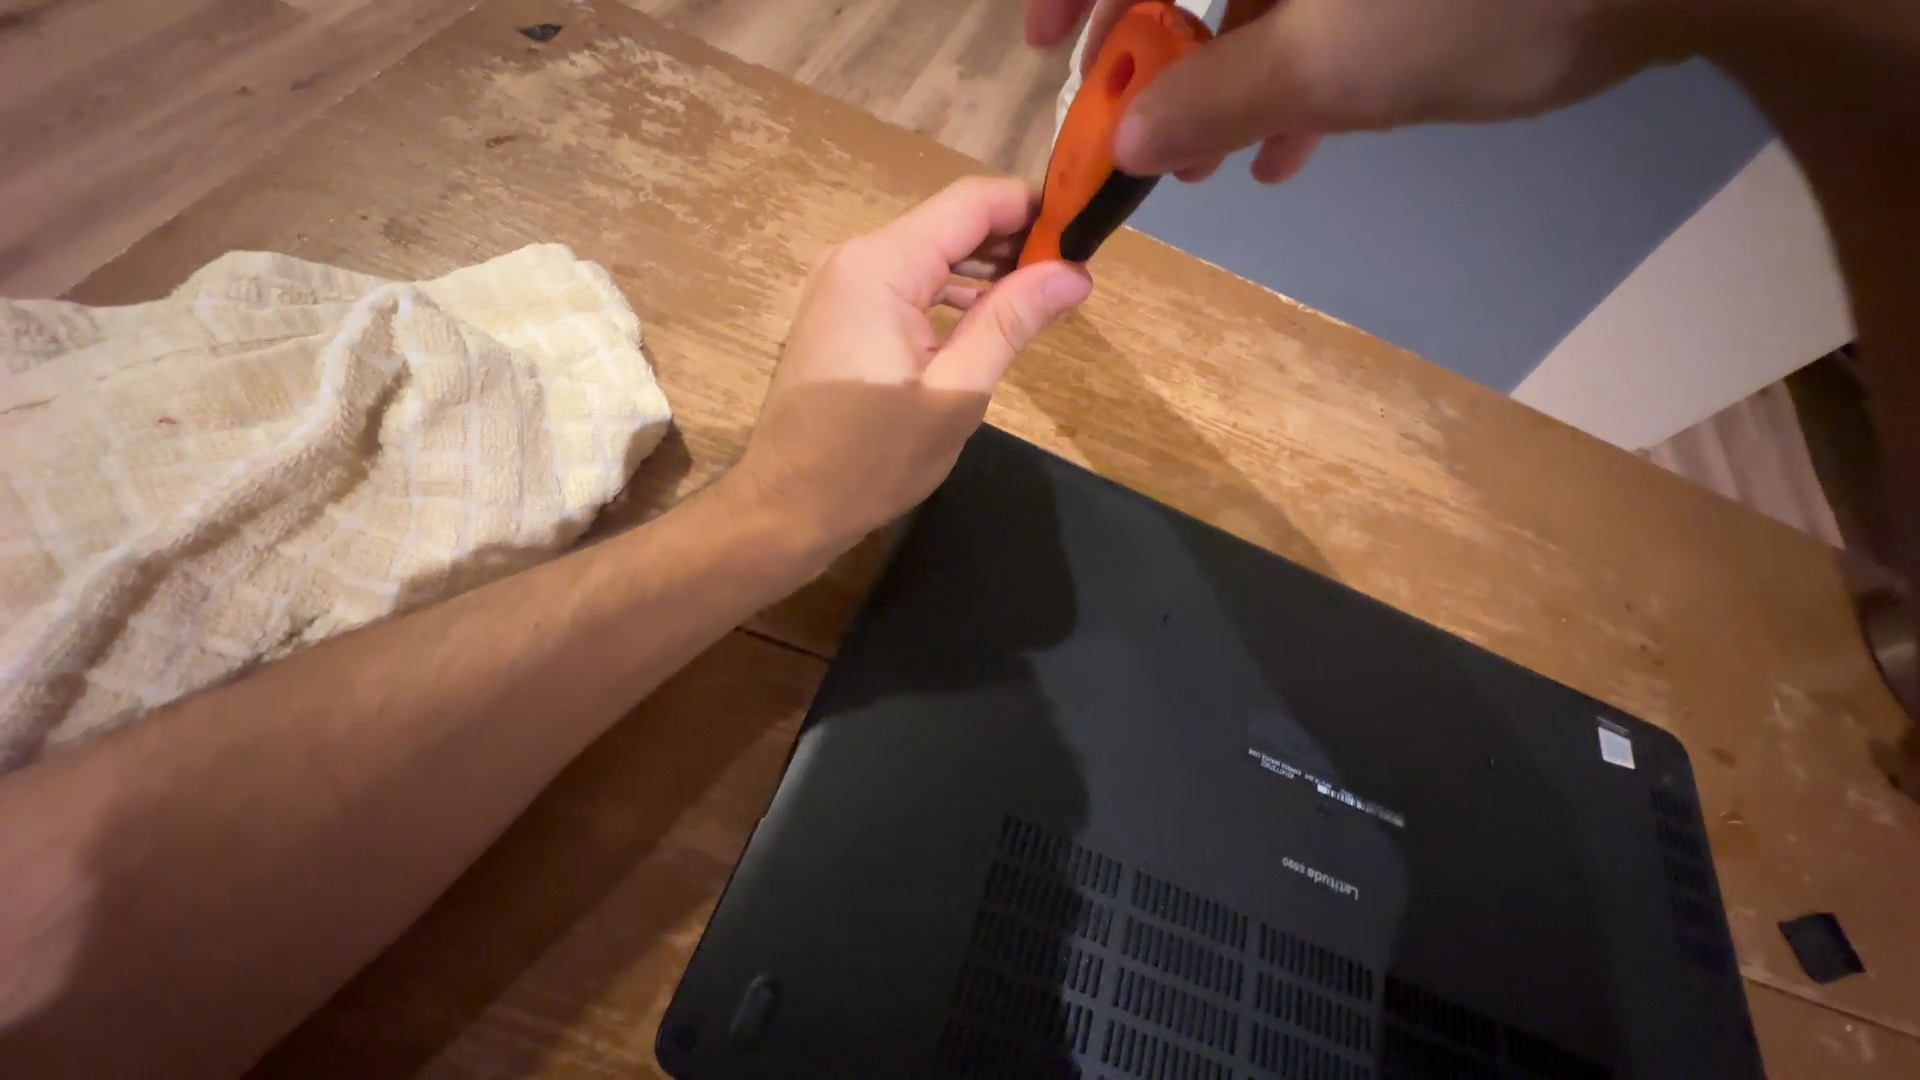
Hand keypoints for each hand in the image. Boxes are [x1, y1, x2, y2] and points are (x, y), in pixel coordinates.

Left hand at [727, 177, 1092, 556]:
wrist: (789, 505)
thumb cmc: (873, 460)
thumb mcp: (955, 394)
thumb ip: (1011, 322)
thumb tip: (1075, 274)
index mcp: (881, 265)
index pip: (971, 202)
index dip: (1032, 210)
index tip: (1083, 234)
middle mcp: (855, 258)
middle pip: (949, 225)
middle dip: (1012, 244)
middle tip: (1070, 278)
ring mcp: (840, 285)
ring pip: (928, 256)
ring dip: (982, 273)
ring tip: (1038, 301)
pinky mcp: (838, 314)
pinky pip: (904, 286)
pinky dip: (947, 297)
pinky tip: (983, 322)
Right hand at [1027, 0, 1686, 182]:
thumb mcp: (1322, 64)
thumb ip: (1210, 102)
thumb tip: (1127, 146)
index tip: (1047, 49)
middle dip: (1156, 53)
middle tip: (1137, 131)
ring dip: (1227, 82)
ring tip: (1210, 169)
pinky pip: (1324, 2)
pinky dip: (1300, 70)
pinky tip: (1289, 148)